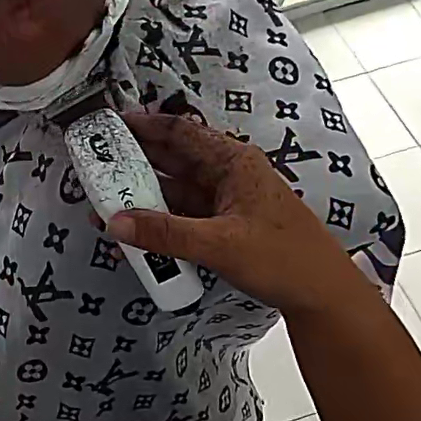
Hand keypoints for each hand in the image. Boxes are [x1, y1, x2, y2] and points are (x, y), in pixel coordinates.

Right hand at [105, 112, 368, 315]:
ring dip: (144, 198)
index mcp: (234, 162)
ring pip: (176, 191)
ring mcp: (226, 202)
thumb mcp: (220, 244)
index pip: (182, 131)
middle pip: (174, 160)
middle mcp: (228, 175)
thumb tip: (114, 223)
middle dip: (136, 162)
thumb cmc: (282, 258)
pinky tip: (135, 234)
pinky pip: (183, 218)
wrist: (322, 295)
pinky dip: (159, 223)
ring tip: (105, 204)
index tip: (112, 124)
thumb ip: (165, 234)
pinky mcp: (224, 226)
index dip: (146, 125)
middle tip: (98, 164)